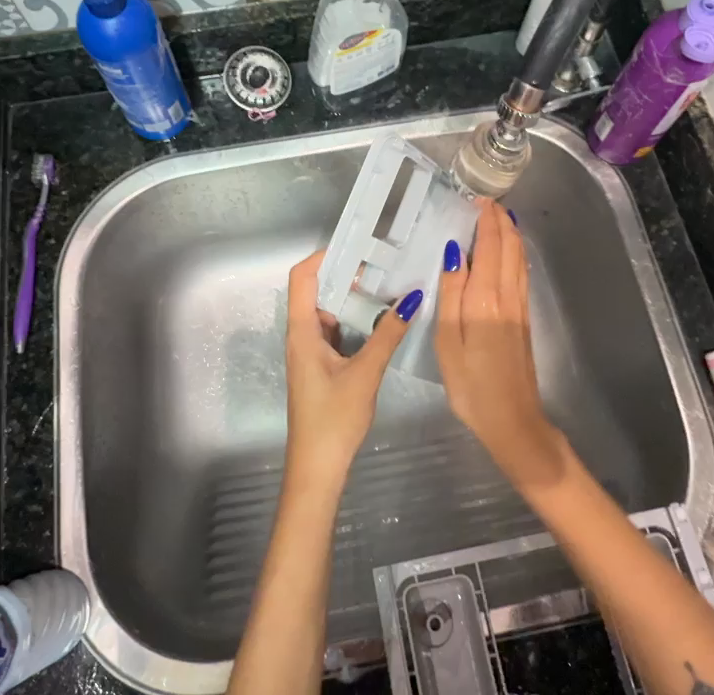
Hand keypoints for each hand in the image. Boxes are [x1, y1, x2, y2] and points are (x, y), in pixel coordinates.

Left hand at [282, 250, 418, 483]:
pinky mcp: (322, 366)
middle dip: (346, 272)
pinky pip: (337, 331)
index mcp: (302, 331)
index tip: (356, 244)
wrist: (317, 468)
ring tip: (387, 282)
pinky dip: (356, 319)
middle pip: (317, 290)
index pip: (303, 277)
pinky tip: (382, 318)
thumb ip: (388, 335)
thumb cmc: (334, 419)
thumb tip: (412, 299)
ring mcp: (311, 351)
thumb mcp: (365, 374)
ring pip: (329, 311)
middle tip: (382, 260)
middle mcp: (302, 335)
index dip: (324, 256)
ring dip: (353, 297)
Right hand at [433, 200, 567, 490]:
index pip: (491, 247)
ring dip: (510, 235)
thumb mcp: (449, 341)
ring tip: (498, 218)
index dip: (486, 220)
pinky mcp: (524, 320)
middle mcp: (507, 296)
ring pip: (519, 260)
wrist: (512, 419)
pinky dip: (514, 255)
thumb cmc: (471, 385)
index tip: (477, 198)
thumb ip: (452, 293)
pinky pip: (520, 275)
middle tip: (486, 201)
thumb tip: (456, 251)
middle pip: (510, 248)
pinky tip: (508, 254)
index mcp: (486, 299)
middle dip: (500, 221)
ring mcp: (520, 308)